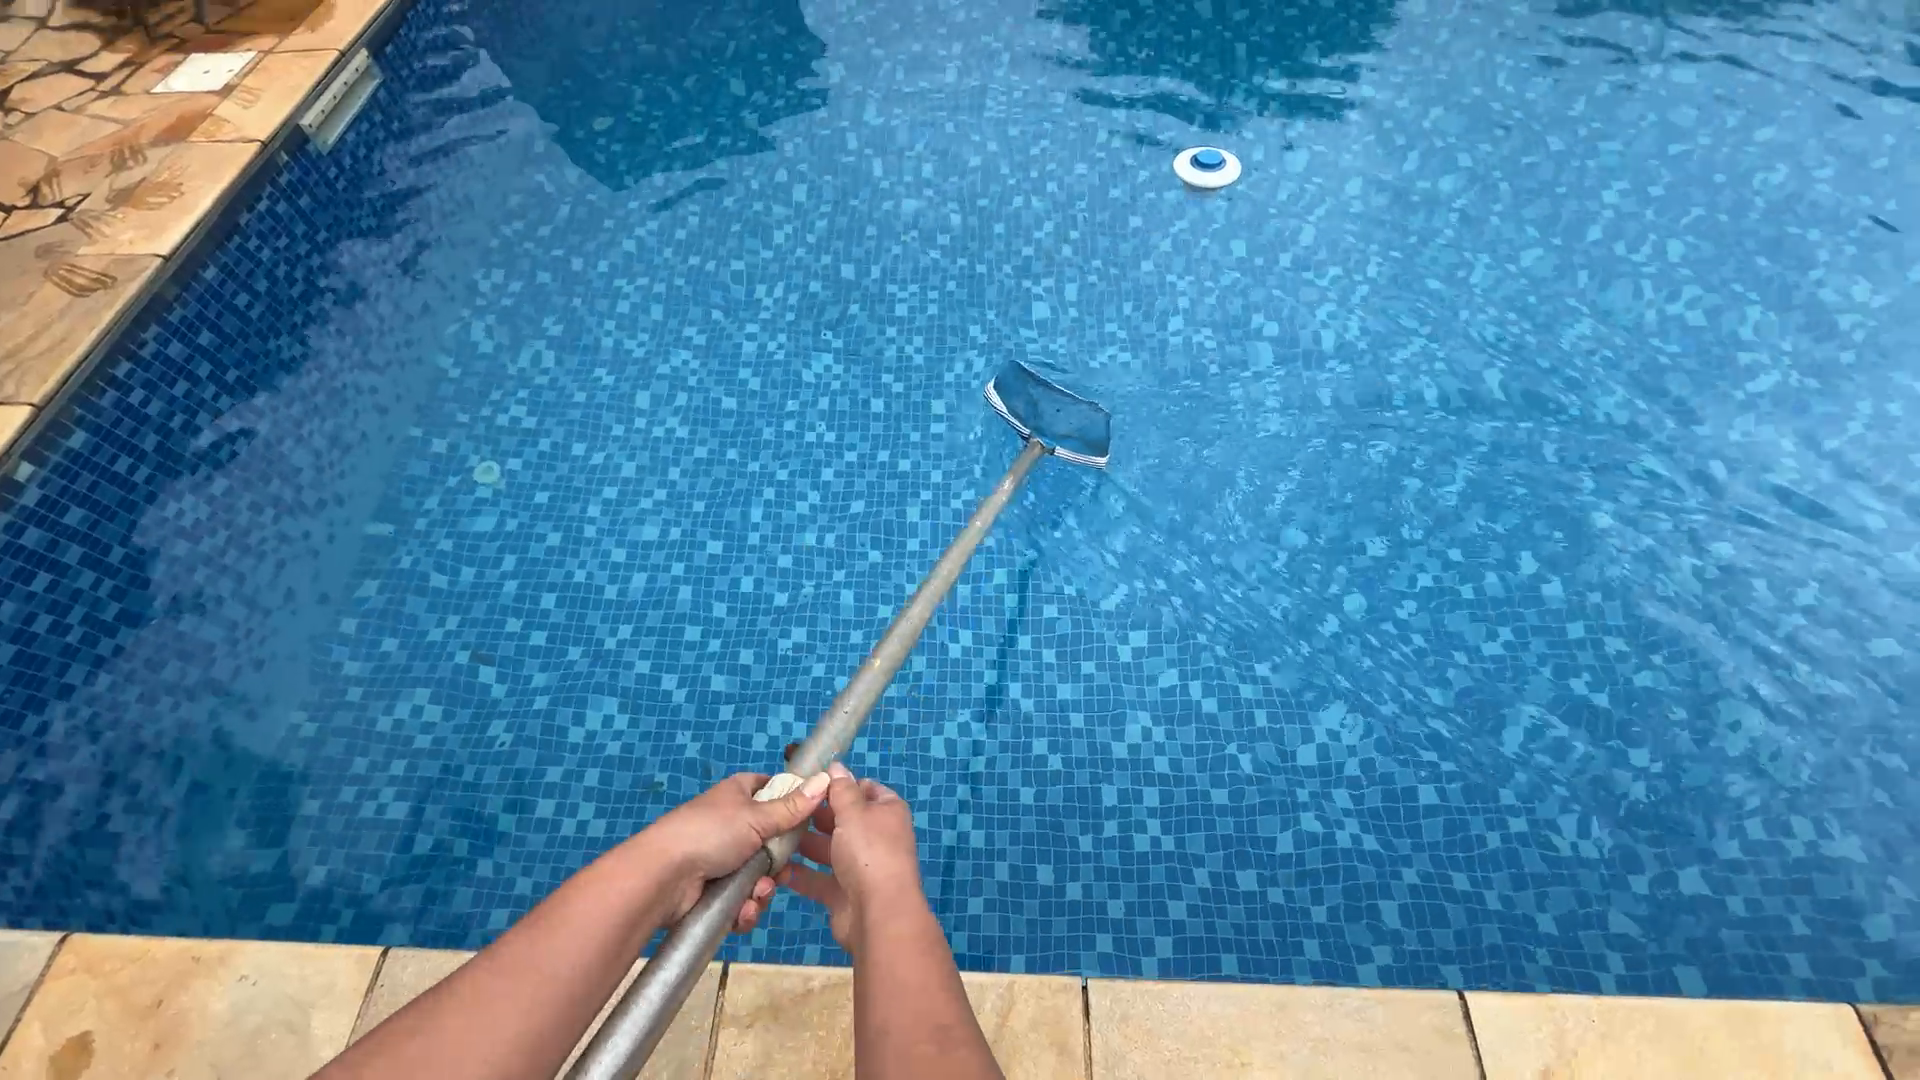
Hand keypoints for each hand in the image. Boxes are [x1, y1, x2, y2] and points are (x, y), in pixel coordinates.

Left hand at [638, 771, 829, 932]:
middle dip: (779, 862)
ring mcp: (723, 858)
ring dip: (763, 889)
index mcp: (740, 794)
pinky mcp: (715, 891)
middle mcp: (732, 823)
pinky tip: (741, 910)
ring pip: (761, 875)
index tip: (808, 821)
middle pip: (773, 841)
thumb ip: (794, 806)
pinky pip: (744, 899)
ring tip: (755, 895)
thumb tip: (827, 779)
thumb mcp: (757, 817)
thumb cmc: (711, 833)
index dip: (791, 803)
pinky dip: (745, 907)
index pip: (774, 789)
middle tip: (781, 871)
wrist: (662, 878)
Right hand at [777, 763, 927, 953]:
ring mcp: (861, 867)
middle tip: (785, 806)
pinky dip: (801, 874)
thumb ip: (841, 789)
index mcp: (887, 811)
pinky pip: (819, 879)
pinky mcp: (844, 893)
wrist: (878, 913)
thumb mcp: (854, 811)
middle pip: (844, 819)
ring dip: (804, 844)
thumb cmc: (869, 851)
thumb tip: (836, 766)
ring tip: (775, 833)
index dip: (841, 784)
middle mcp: (876, 837)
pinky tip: (777, 867)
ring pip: (829, 850)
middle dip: (817, 814)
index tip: (811, 782)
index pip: (864, 789)